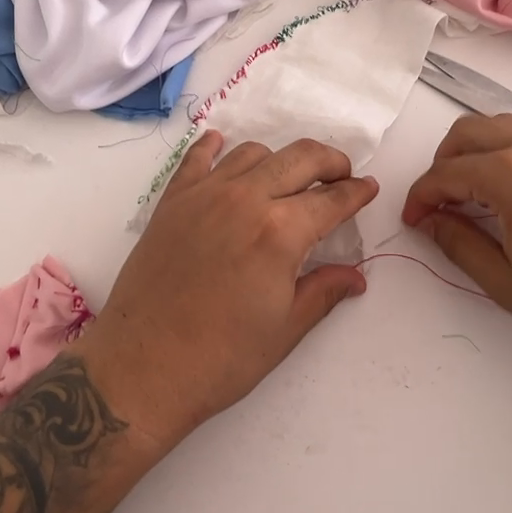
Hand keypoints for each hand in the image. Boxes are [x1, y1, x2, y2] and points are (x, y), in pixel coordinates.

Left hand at [77, 131, 376, 448]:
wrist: (143, 367)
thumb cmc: (221, 357)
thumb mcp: (285, 329)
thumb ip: (324, 291)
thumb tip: (356, 276)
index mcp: (281, 231)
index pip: (332, 199)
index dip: (356, 193)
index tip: (368, 188)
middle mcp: (247, 199)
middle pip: (300, 158)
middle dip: (330, 162)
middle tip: (340, 176)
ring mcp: (205, 194)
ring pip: (254, 152)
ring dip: (279, 159)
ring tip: (286, 179)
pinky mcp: (172, 201)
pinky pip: (198, 157)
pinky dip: (215, 146)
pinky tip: (221, 146)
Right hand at [400, 114, 511, 374]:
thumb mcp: (510, 286)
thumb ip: (461, 246)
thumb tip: (432, 221)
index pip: (447, 171)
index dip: (422, 195)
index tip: (415, 219)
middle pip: (470, 132)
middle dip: (445, 163)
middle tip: (441, 203)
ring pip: (505, 126)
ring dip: (479, 151)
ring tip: (477, 194)